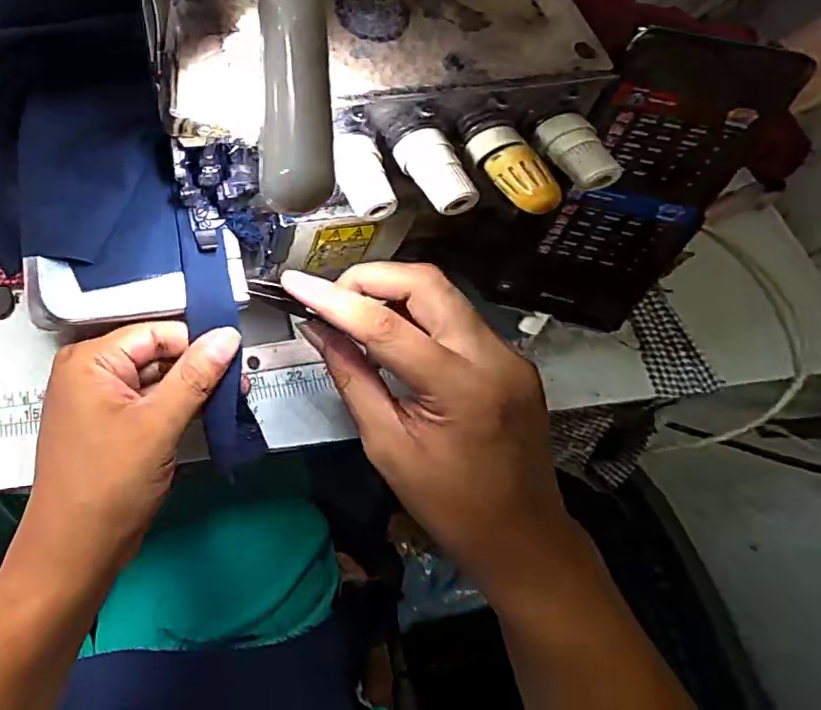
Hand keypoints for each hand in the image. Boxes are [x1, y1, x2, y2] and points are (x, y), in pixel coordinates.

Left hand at [14, 322, 241, 583]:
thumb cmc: (104, 489)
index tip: (232, 354)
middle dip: (195, 367)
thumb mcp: (158, 425)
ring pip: (154, 379)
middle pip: (154, 352)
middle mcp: (87, 372)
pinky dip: (174, 409)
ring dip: (189, 390)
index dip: (194, 342)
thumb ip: (195, 376)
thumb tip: (224, 338)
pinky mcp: (108, 425)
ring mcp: (96, 400)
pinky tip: (203, 415)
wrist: (74, 554)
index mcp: (88, 359)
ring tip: (227, 400)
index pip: (153, 331)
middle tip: (236, 382)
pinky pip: (146, 402)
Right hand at [282, 264, 573, 587]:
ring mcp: (507, 353)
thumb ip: (351, 378)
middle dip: (367, 279)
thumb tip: (318, 330)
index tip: (294, 283)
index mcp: (461, 388)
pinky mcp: (509, 357)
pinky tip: (389, 334)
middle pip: (423, 282)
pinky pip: (453, 313)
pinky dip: (413, 310)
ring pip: (440, 290)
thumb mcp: (386, 446)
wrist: (526, 541)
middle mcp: (493, 357)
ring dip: (390, 290)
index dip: (332, 299)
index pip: (386, 324)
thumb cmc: (451, 505)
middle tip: (329, 299)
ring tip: (352, 313)